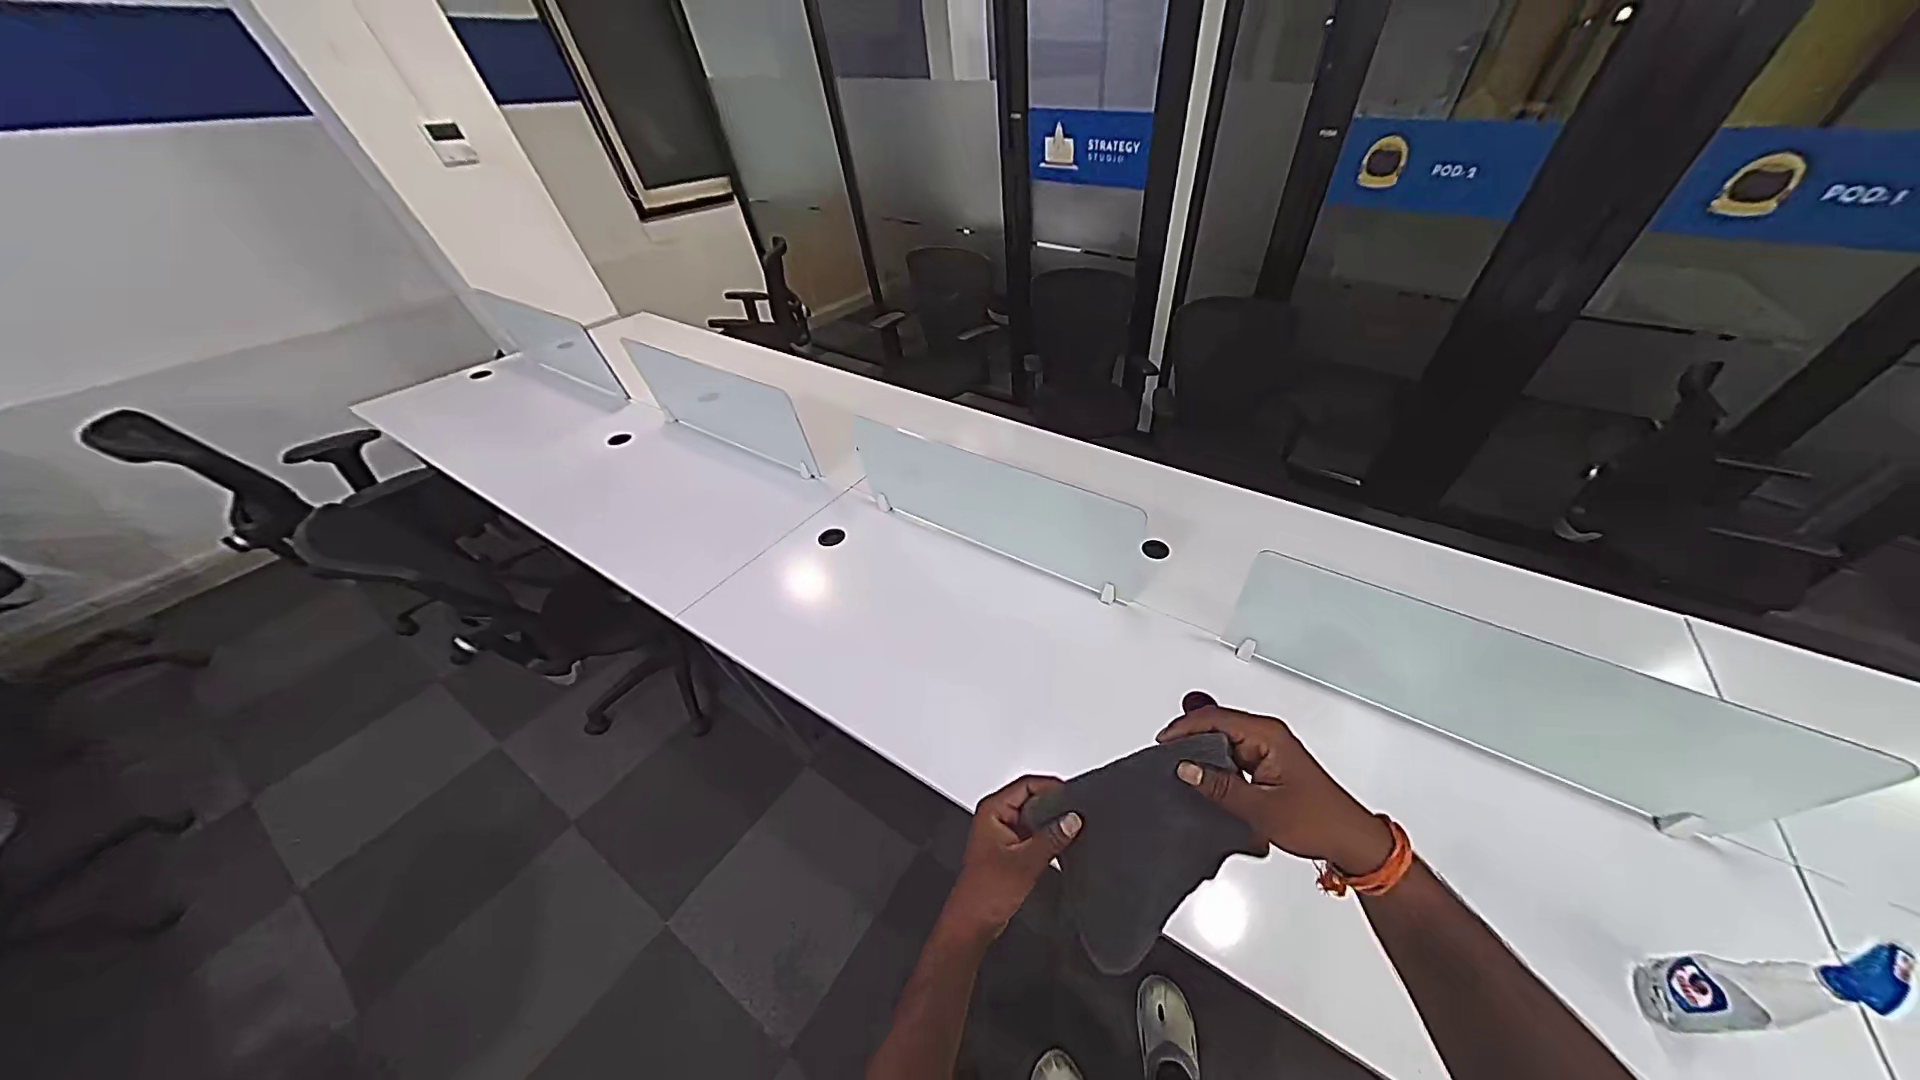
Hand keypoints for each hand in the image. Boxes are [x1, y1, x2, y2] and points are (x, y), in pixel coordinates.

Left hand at [942, 775, 1081, 937]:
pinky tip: (1060, 846)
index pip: (1026, 784)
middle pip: (1031, 799)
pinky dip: (1047, 837)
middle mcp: (996, 817)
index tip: (1072, 793)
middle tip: (1075, 813)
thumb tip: (1071, 820)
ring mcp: (1003, 833)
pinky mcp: (1010, 849)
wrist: (972, 923)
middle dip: (1053, 805)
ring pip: (1034, 818)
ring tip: (1070, 830)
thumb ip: (1051, 838)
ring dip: (1050, 824)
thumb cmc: (984, 893)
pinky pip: (1033, 834)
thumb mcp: (1024, 862)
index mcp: (992, 810)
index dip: (1050, 785)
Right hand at [1158, 691, 1391, 875]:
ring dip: (1202, 753)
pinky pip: (1230, 754)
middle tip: (1167, 755)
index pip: (1215, 718)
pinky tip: (1205, 780)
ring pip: (1221, 740)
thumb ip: (1220, 786)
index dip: (1184, 727)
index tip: (1163, 742)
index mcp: (1268, 735)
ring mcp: (1266, 747)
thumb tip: (1186, 768)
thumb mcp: (1261, 808)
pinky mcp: (1265, 762)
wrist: (1352, 842)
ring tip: (1183, 771)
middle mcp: (1267, 735)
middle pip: (1215, 724)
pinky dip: (1214, 764)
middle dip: (1189, 737)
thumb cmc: (1321, 821)